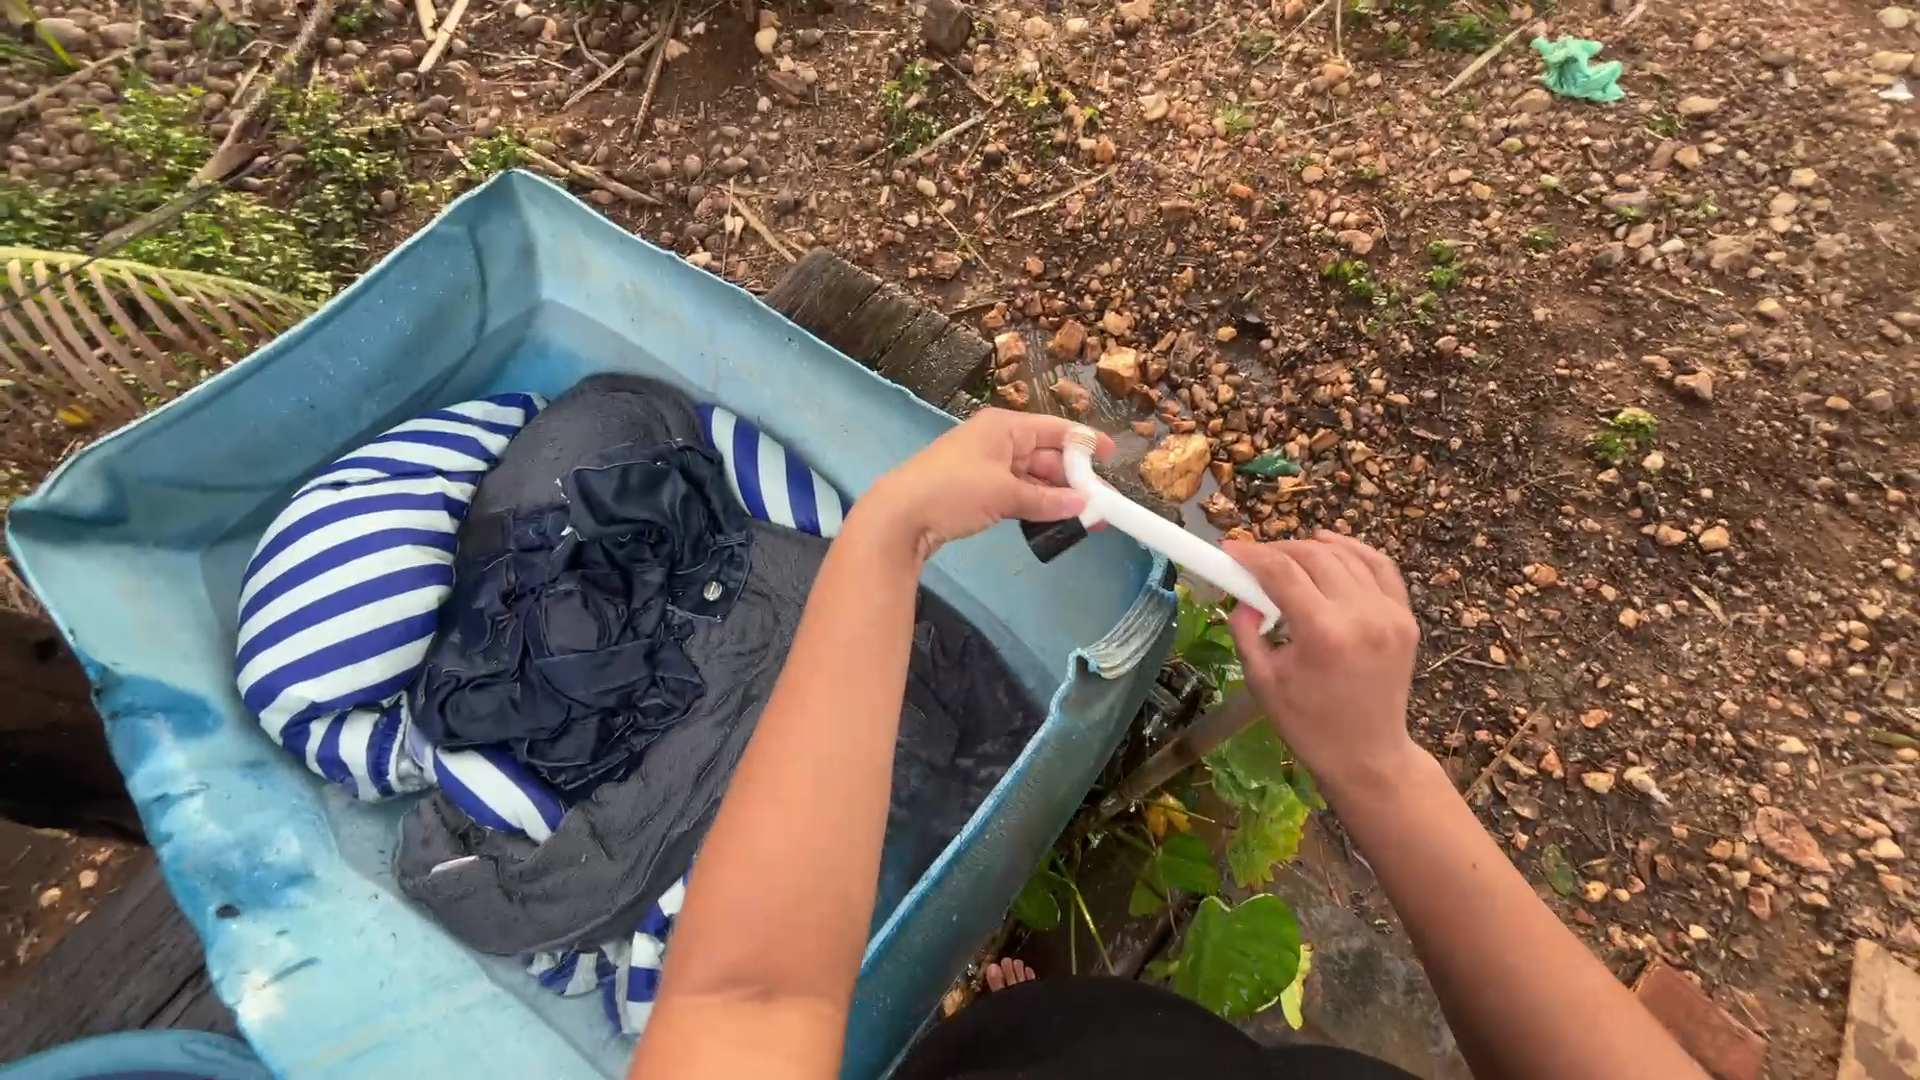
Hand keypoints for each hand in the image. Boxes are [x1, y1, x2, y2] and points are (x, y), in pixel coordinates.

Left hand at [857, 409, 1114, 562]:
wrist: (899, 516)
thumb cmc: (952, 491)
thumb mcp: (1004, 494)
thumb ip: (1046, 501)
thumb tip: (1083, 505)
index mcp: (1004, 428)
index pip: (1055, 429)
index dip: (1085, 443)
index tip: (1112, 456)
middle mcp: (997, 441)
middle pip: (1046, 455)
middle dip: (1074, 479)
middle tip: (1102, 504)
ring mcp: (985, 467)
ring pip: (1032, 478)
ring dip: (1056, 496)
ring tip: (1087, 518)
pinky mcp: (977, 491)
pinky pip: (1017, 494)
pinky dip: (1035, 505)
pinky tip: (1054, 521)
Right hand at [1225, 532, 1424, 802]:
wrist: (1368, 755)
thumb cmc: (1307, 723)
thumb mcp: (1261, 679)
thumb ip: (1245, 630)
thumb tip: (1243, 597)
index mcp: (1323, 634)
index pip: (1281, 572)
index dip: (1250, 554)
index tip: (1228, 549)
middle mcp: (1362, 615)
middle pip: (1313, 556)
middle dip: (1276, 549)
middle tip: (1251, 558)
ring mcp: (1390, 614)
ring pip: (1345, 556)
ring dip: (1309, 548)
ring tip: (1283, 556)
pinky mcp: (1405, 618)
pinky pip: (1379, 567)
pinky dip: (1352, 550)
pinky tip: (1328, 546)